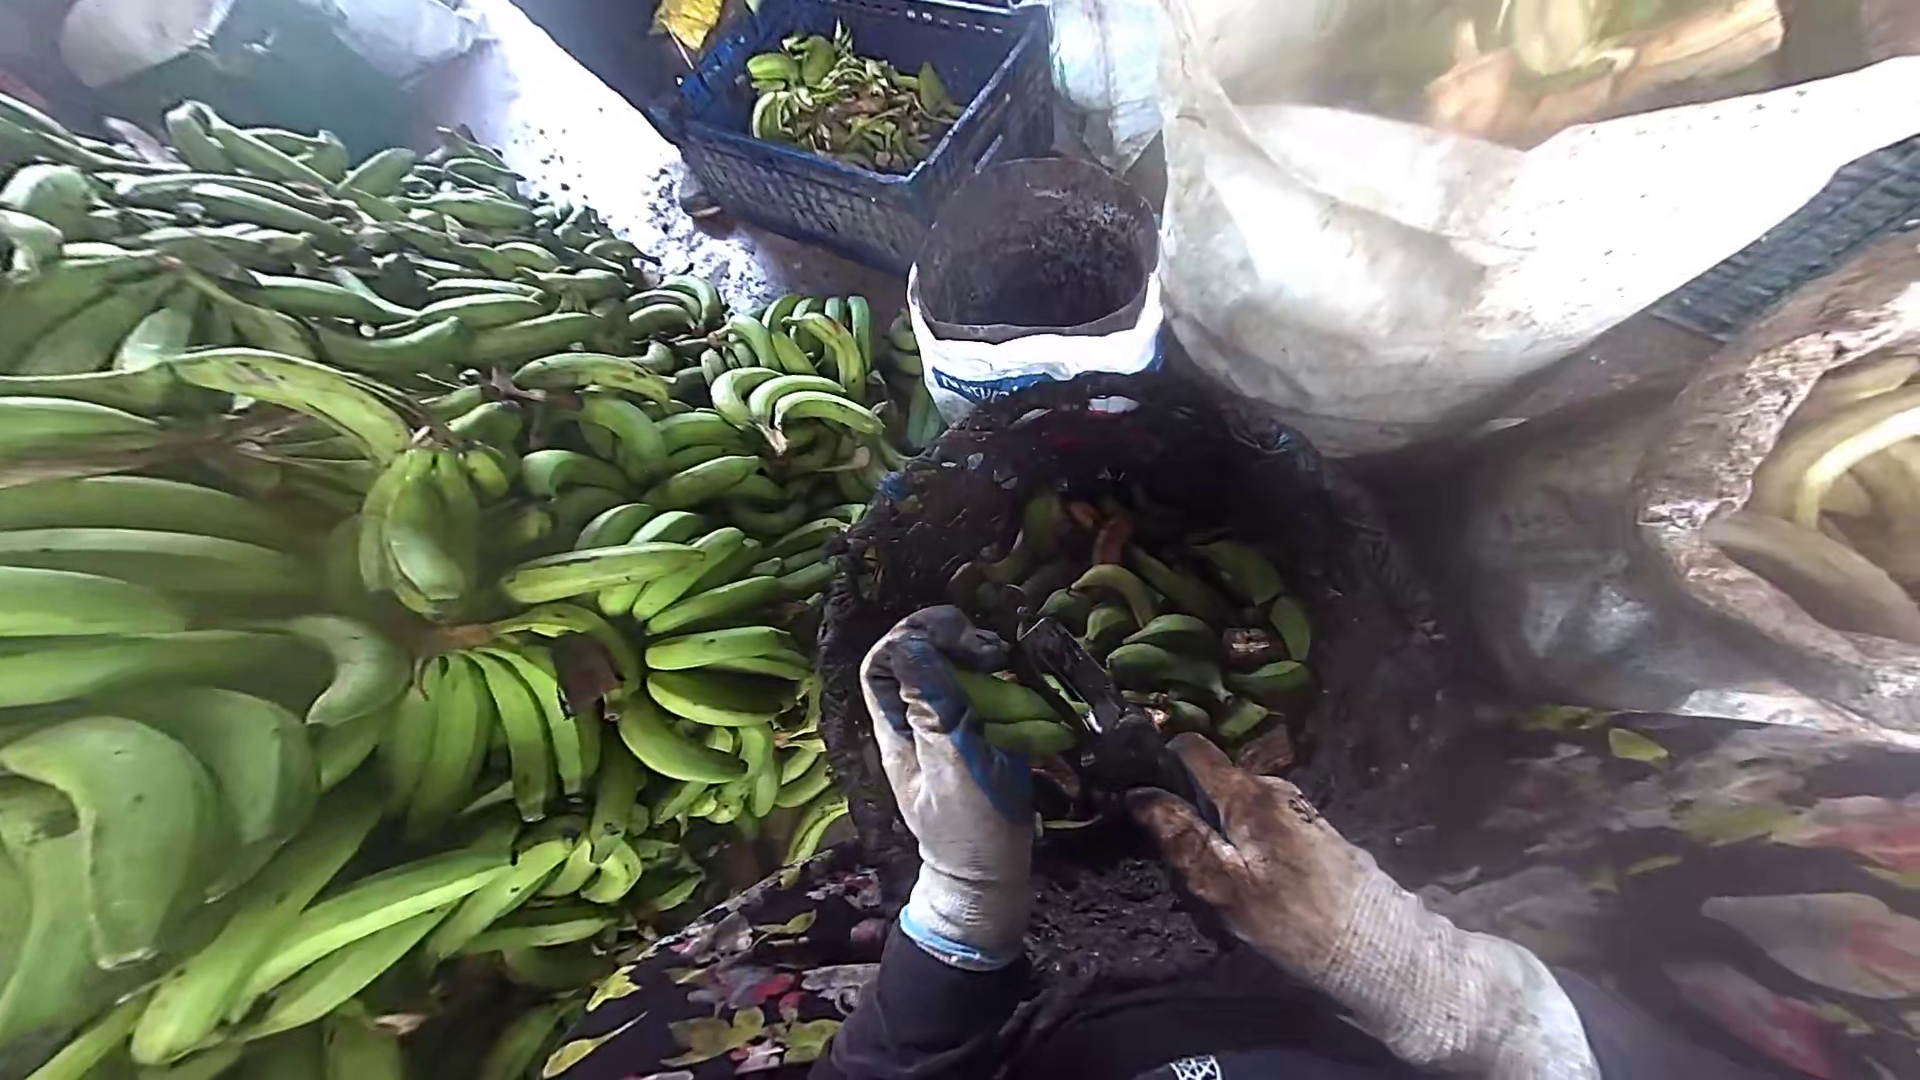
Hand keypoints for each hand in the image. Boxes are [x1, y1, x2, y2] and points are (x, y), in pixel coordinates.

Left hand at [862, 606, 1031, 969]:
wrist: (990, 875)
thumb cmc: (966, 829)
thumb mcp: (949, 768)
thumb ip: (932, 707)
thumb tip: (912, 644)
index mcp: (897, 726)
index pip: (884, 662)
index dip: (911, 635)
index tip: (956, 634)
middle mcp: (916, 717)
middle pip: (917, 655)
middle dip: (949, 637)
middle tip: (988, 647)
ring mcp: (946, 722)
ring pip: (949, 666)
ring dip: (976, 654)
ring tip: (1003, 659)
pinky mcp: (975, 729)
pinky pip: (979, 688)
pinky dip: (998, 677)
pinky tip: (1016, 680)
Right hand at [1131, 734, 1597, 1078]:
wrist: (1392, 957)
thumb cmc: (1300, 922)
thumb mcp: (1227, 888)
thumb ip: (1180, 837)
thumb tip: (1138, 794)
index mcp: (1247, 793)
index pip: (1190, 747)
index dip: (1160, 759)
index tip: (1144, 790)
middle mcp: (1271, 787)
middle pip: (1211, 773)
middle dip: (1186, 798)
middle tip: (1177, 843)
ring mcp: (1294, 806)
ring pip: (1234, 796)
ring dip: (1215, 818)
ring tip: (1215, 863)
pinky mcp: (1310, 829)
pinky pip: (1258, 815)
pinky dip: (1241, 831)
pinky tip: (1251, 870)